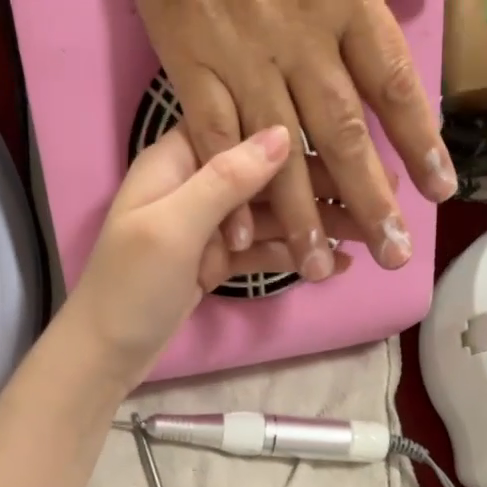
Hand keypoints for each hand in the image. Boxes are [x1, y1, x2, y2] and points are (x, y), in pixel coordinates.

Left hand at [63, 126, 350, 379]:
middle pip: (269, 176)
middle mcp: (196, 184)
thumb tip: (283, 133)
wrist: (105, 354)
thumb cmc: (131, 287)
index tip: (355, 148)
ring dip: (317, 224)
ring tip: (370, 235)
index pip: (248, 132)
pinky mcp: (214, 261)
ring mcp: (207, 226)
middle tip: (381, 201)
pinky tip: (335, 261)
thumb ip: (226, 179)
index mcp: (179, 160)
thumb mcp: (174, 226)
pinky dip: (293, 254)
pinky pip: (261, 250)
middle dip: (321, 188)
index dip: (302, 138)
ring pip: (271, 216)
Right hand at [134, 0, 455, 279]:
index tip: (438, 190)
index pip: (392, 84)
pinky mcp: (194, 71)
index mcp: (343, 5)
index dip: (418, 140)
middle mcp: (301, 42)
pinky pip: (214, 141)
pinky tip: (242, 241)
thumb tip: (417, 21)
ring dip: (302, 217)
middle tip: (392, 254)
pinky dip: (227, 191)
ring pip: (280, 152)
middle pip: (343, 134)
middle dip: (370, 200)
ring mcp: (244, 62)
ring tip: (320, 269)